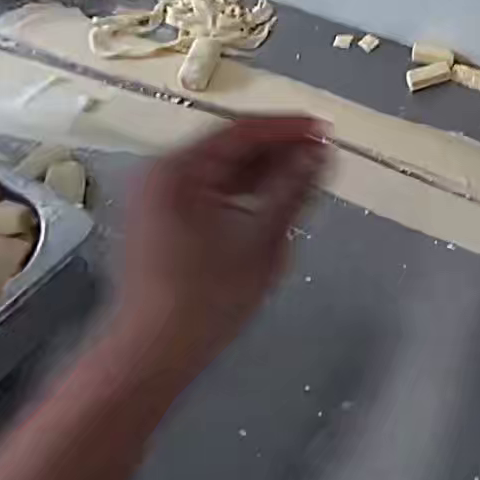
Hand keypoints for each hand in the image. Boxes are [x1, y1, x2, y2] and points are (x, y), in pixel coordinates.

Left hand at [115, 116, 329, 366]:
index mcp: (178, 171)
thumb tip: (319, 152)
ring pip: (226, 167)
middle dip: (281, 148)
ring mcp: (161, 196)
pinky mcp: (167, 216)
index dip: (288, 128)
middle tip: (324, 152)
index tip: (326, 128)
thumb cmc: (208, 297)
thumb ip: (294, 188)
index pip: (242, 131)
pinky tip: (280, 196)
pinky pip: (216, 187)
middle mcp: (163, 174)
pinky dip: (249, 188)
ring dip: (268, 168)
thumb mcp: (262, 238)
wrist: (153, 351)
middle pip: (232, 146)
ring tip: (310, 173)